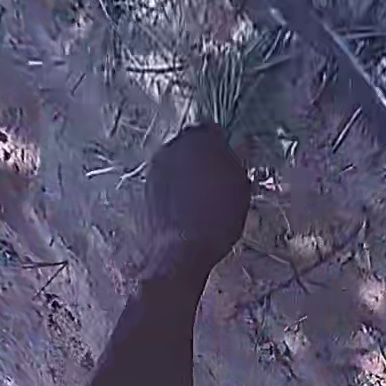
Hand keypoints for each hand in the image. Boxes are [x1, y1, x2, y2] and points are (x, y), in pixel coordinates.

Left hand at [144, 124, 249, 274]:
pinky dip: (172, 194)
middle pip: (191, 146)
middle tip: (216, 182)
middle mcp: (173, 148)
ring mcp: (155, 169)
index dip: (223, 148)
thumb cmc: (214, 223)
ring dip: (186, 177)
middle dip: (202, 160)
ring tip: (200, 201)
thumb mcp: (241, 190)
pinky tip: (184, 212)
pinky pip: (163, 186)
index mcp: (201, 139)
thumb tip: (239, 149)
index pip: (214, 131)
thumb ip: (238, 163)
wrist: (180, 254)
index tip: (229, 162)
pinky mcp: (145, 191)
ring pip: (175, 166)